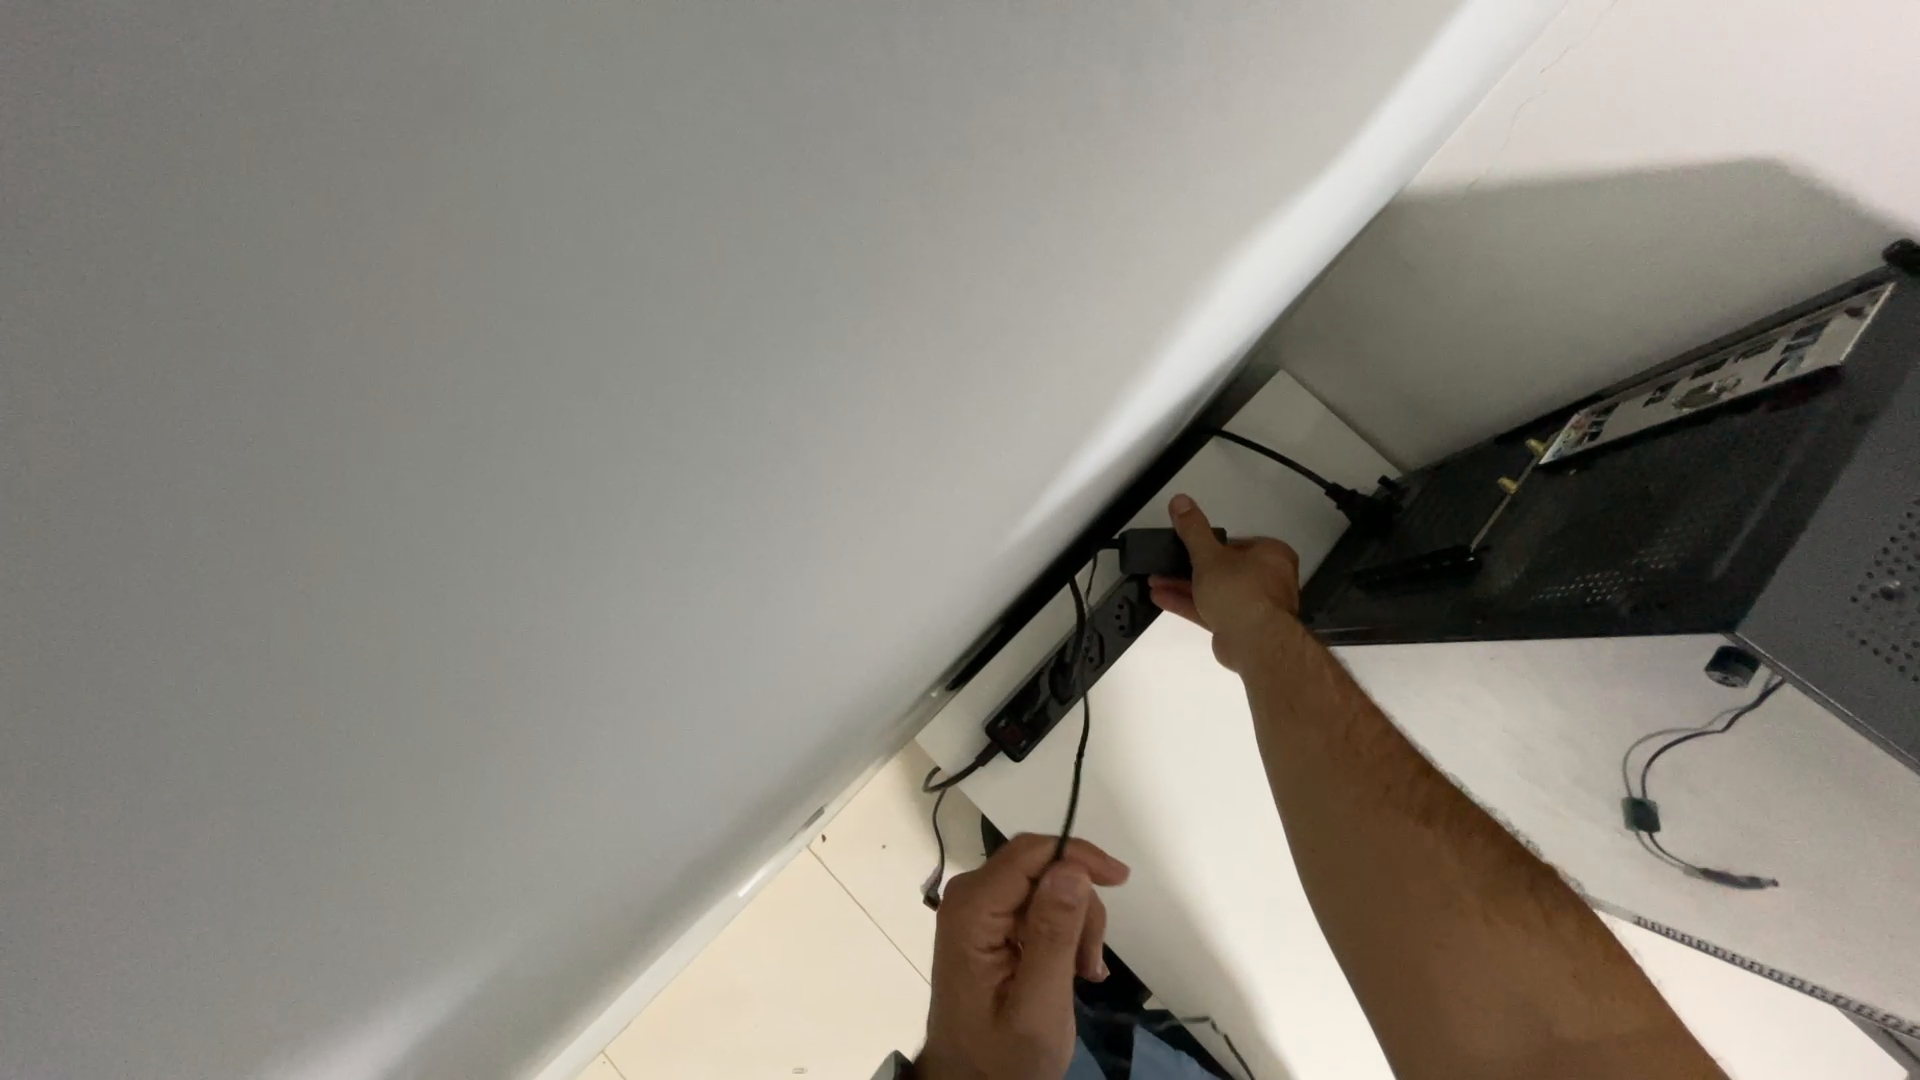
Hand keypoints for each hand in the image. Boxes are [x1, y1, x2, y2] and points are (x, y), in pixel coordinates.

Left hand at [917, 835, 1130, 1079]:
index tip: (1119, 880)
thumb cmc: (1002, 1057)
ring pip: (1044, 883)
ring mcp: (977, 906)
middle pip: (1040, 865)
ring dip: (1074, 922)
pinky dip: (1063, 930)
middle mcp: (969, 895)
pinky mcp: (987, 919)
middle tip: (1092, 961)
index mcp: (972, 909)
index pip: (1029, 852)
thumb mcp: (1038, 1006)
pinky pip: (1036, 902)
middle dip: (1078, 904)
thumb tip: (1072, 868)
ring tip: (1084, 973)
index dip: (1076, 855)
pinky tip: (1074, 967)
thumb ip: (1054, 935)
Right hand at [1148, 493, 1304, 673]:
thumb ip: (1192, 529)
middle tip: (1164, 565)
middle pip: (1223, 568)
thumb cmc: (1239, 591)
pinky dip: (1189, 604)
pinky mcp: (1241, 627)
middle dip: (1188, 568)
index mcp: (1271, 555)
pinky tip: (1161, 598)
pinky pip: (1212, 610)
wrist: (1255, 642)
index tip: (1186, 547)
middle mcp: (1268, 578)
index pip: (1235, 543)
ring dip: (1184, 586)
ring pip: (1214, 591)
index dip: (1208, 545)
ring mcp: (1255, 605)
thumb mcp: (1208, 555)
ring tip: (1155, 581)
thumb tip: (1180, 500)